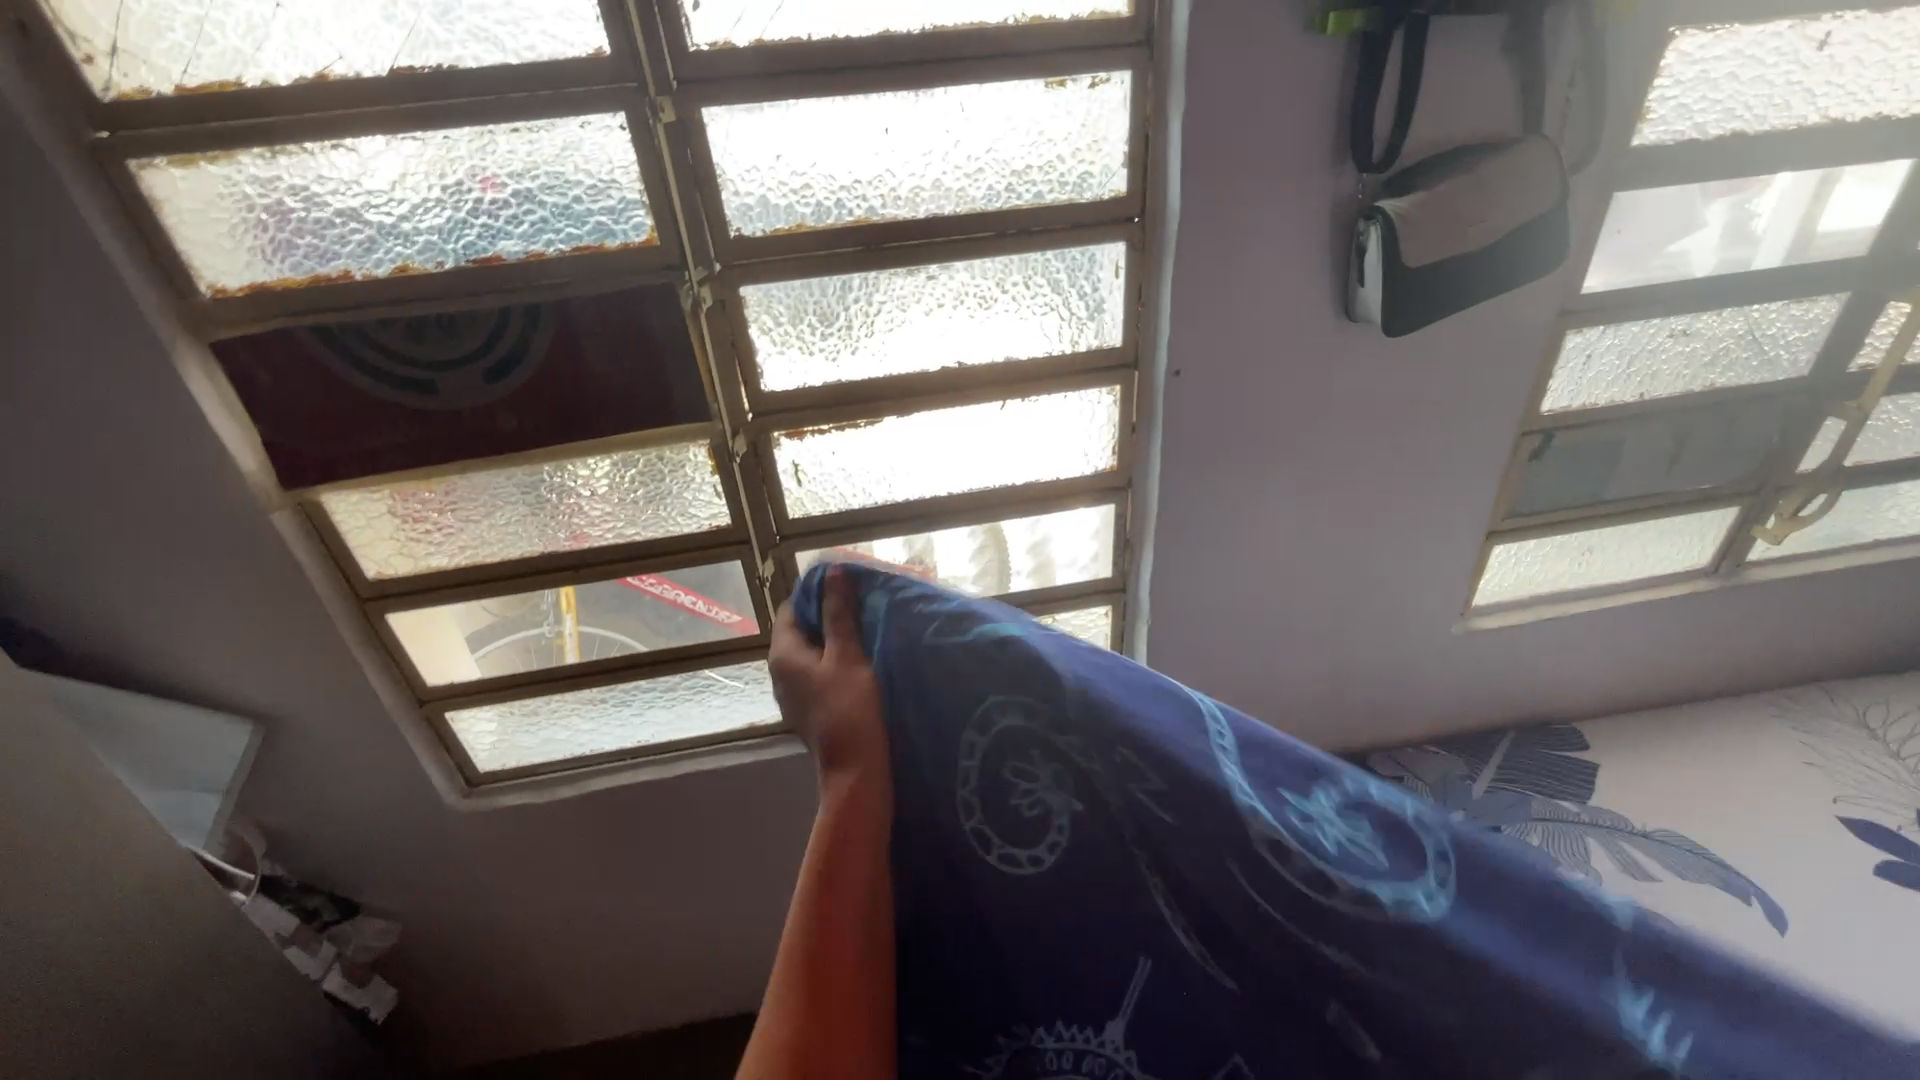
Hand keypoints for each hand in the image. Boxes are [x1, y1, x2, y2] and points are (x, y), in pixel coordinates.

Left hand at [770, 567, 887, 784]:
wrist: (856, 771)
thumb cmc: (850, 709)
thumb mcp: (848, 655)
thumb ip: (839, 613)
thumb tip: (833, 571)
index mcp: (782, 655)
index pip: (791, 608)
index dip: (817, 592)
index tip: (848, 585)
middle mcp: (779, 673)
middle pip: (801, 629)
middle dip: (829, 614)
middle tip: (862, 603)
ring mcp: (793, 694)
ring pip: (811, 653)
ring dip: (834, 639)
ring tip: (866, 628)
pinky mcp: (809, 710)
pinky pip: (818, 674)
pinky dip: (836, 662)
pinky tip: (861, 660)